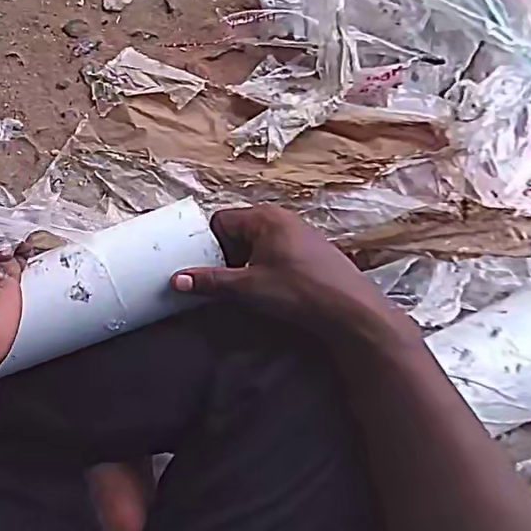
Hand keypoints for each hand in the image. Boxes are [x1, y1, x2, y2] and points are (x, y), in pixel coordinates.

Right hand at [171, 205, 407, 344]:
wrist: (353, 312)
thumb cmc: (300, 292)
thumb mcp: (247, 288)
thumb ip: (210, 282)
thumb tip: (177, 280)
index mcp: (264, 217)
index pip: (219, 221)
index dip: (207, 244)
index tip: (204, 267)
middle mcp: (282, 217)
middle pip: (237, 231)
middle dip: (224, 254)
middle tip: (221, 280)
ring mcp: (300, 232)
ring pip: (256, 243)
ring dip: (244, 263)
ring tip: (244, 287)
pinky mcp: (312, 250)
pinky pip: (274, 251)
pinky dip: (264, 266)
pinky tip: (269, 288)